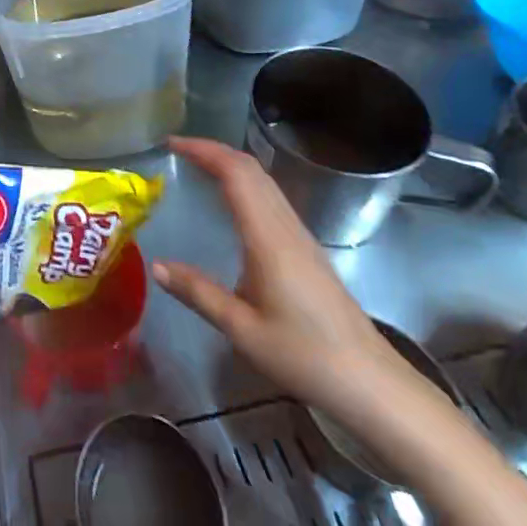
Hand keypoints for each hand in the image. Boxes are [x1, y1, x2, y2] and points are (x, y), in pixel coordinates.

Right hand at [150, 137, 395, 411]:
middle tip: (177, 151)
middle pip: (252, 170)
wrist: (370, 382)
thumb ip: (198, 293)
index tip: (172, 144)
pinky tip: (229, 202)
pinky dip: (244, 184)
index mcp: (268, 238)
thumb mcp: (242, 329)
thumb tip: (157, 265)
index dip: (205, 151)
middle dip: (214, 151)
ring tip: (196, 168)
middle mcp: (286, 227)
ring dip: (230, 165)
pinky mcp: (307, 249)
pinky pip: (271, 199)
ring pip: (264, 182)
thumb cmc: (304, 355)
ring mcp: (300, 236)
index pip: (237, 174)